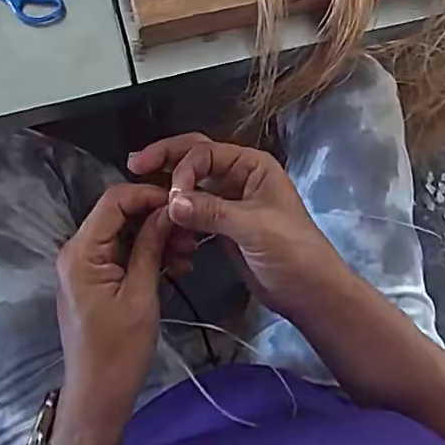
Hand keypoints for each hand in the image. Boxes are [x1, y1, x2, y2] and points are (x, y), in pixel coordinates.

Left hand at [52, 184, 171, 444]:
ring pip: (125, 231)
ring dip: (156, 236)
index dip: (147, 195)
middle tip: (188, 233)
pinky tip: (175, 265)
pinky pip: (124, 250)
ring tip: (187, 253)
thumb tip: (169, 209)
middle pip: (120, 213)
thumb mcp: (141, 294)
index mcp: (82, 252)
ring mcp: (86, 264)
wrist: (97, 400)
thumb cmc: (118, 351)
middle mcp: (78, 250)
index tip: (180, 204)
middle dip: (156, 218)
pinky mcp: (96, 277)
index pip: (114, 200)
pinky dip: (148, 252)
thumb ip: (151, 245)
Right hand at [128, 133, 350, 322]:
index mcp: (251, 165)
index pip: (206, 153)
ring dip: (169, 189)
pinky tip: (162, 225)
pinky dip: (178, 216)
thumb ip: (213, 212)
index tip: (170, 197)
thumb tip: (171, 201)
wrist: (310, 292)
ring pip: (192, 185)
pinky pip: (194, 211)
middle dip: (166, 159)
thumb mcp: (253, 227)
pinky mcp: (224, 224)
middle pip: (196, 158)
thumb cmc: (292, 251)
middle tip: (134, 164)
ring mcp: (230, 199)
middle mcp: (239, 176)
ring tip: (141, 195)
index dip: (184, 170)